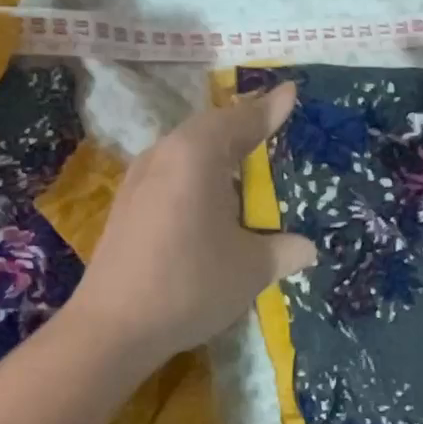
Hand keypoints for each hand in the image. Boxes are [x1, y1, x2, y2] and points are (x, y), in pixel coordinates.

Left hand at [67, 82, 316, 361]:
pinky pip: (168, 185)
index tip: (289, 96)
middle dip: (240, 136)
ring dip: (213, 166)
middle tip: (269, 137)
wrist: (114, 327)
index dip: (269, 111)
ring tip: (242, 180)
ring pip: (184, 160)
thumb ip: (282, 252)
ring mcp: (136, 184)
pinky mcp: (124, 213)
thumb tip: (307, 249)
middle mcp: (162, 155)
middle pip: (208, 135)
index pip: (242, 120)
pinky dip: (192, 189)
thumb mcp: (250, 269)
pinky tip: (206, 214)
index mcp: (197, 152)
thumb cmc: (190, 285)